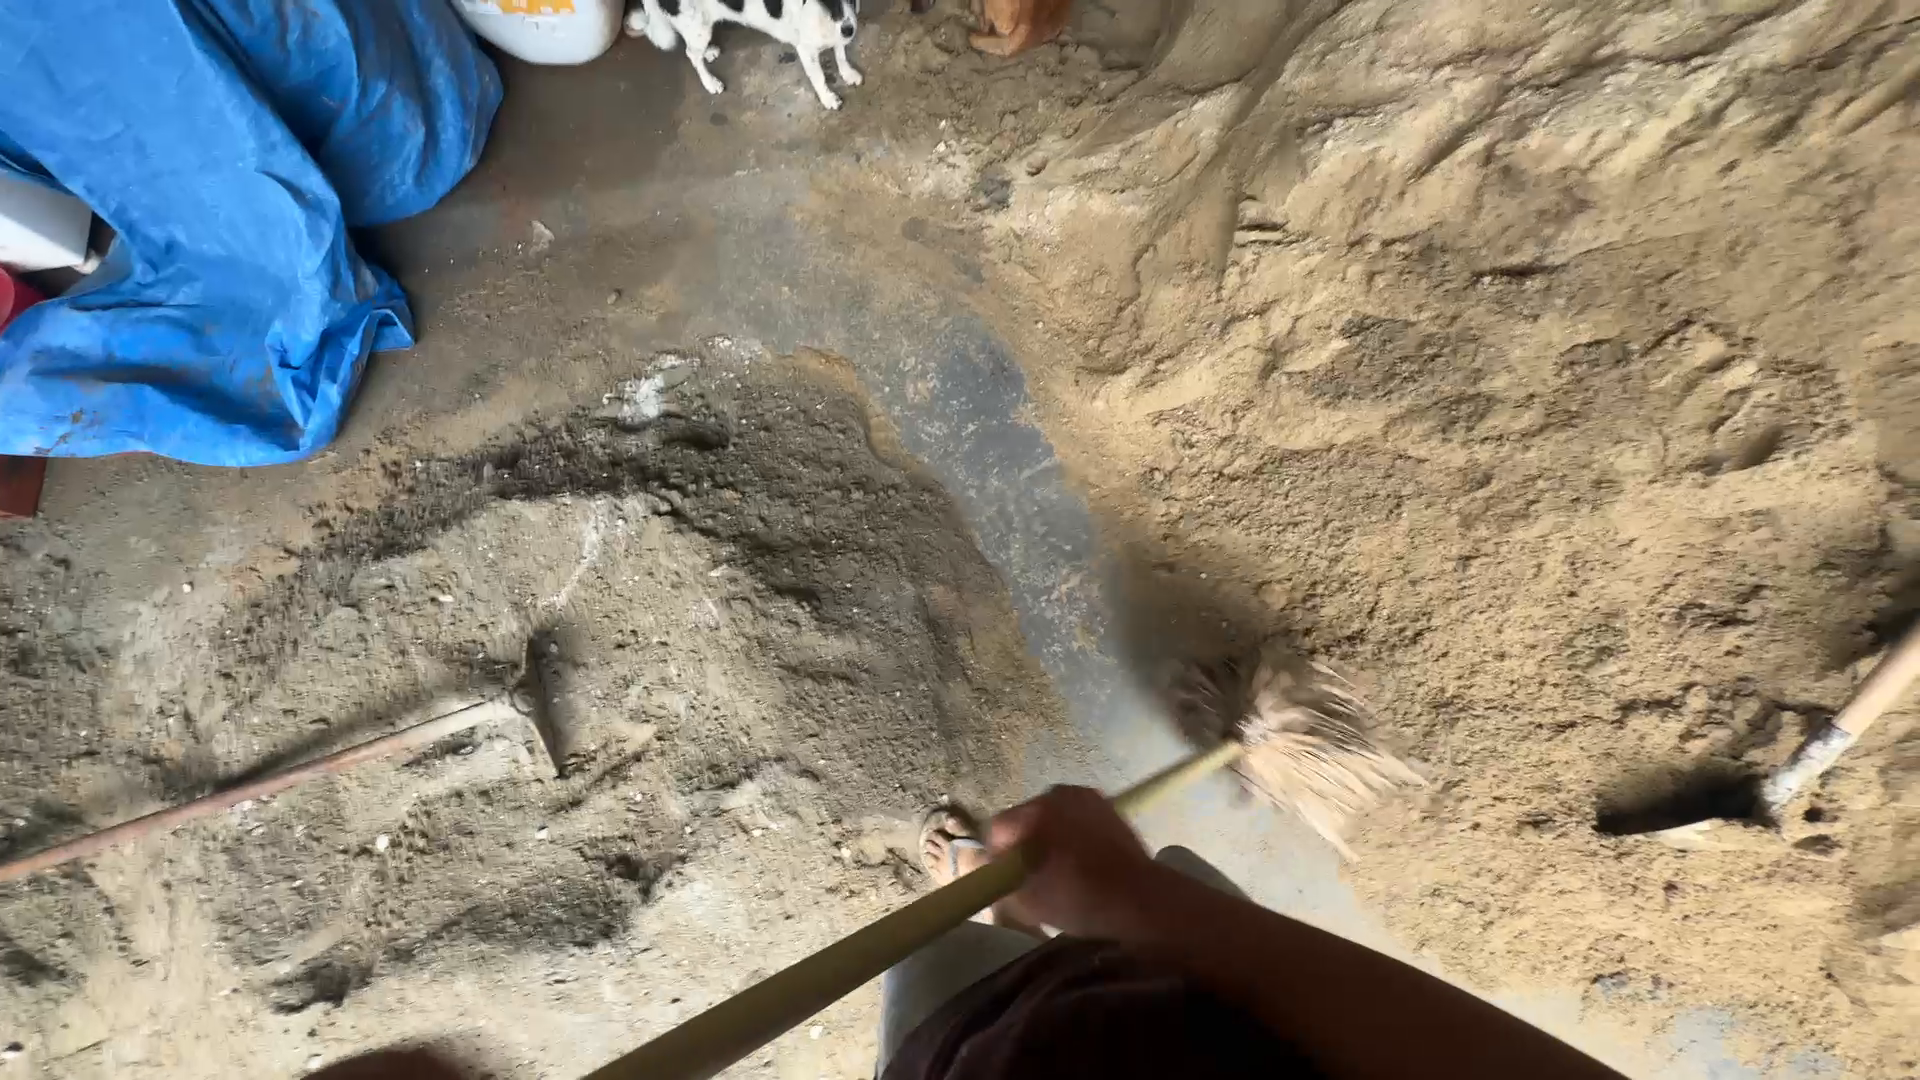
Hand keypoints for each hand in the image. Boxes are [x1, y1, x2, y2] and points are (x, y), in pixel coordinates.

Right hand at [989, 785, 1160, 936]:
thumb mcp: (1030, 902)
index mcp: (1036, 811)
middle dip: (1024, 843)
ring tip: (1060, 868)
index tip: (1004, 878)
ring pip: (1052, 816)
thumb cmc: (1081, 900)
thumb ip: (1000, 884)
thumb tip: (986, 874)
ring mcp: (1086, 796)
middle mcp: (1058, 793)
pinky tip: (1082, 860)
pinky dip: (1072, 833)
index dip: (997, 854)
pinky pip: (1076, 817)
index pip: (999, 827)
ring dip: (1049, 837)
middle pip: (1026, 818)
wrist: (1142, 899)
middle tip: (1032, 875)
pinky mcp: (1107, 805)